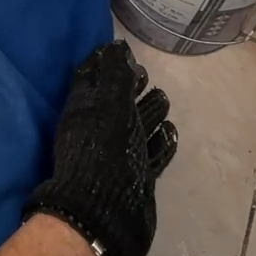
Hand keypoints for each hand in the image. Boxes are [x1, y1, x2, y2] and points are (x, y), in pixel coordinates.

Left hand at [22, 41, 177, 255]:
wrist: (106, 209)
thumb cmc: (104, 146)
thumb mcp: (110, 101)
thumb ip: (115, 73)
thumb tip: (118, 45)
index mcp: (83, 107)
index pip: (91, 75)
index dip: (105, 61)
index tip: (121, 49)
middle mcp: (98, 127)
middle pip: (116, 100)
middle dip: (130, 85)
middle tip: (145, 73)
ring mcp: (116, 153)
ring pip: (135, 126)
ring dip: (149, 111)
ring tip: (164, 98)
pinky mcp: (134, 175)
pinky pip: (150, 153)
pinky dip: (161, 142)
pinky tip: (171, 131)